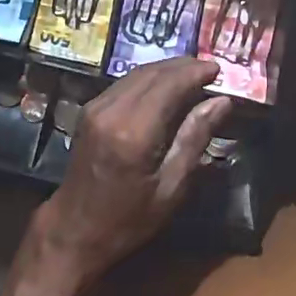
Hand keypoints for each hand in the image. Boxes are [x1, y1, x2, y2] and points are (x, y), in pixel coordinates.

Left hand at [18, 58, 230, 295]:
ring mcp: (96, 106)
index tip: (219, 69)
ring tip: (193, 74)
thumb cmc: (128, 219)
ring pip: (137, 74)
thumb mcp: (171, 188)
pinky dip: (149, 79)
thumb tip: (222, 102)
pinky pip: (124, 83)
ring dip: (166, 70)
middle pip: (152, 73)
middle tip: (210, 69)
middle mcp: (112, 110)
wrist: (74, 228)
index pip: (169, 85)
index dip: (195, 72)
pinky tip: (165, 87)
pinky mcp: (89, 109)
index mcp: (134, 131)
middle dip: (183, 66)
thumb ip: (195, 138)